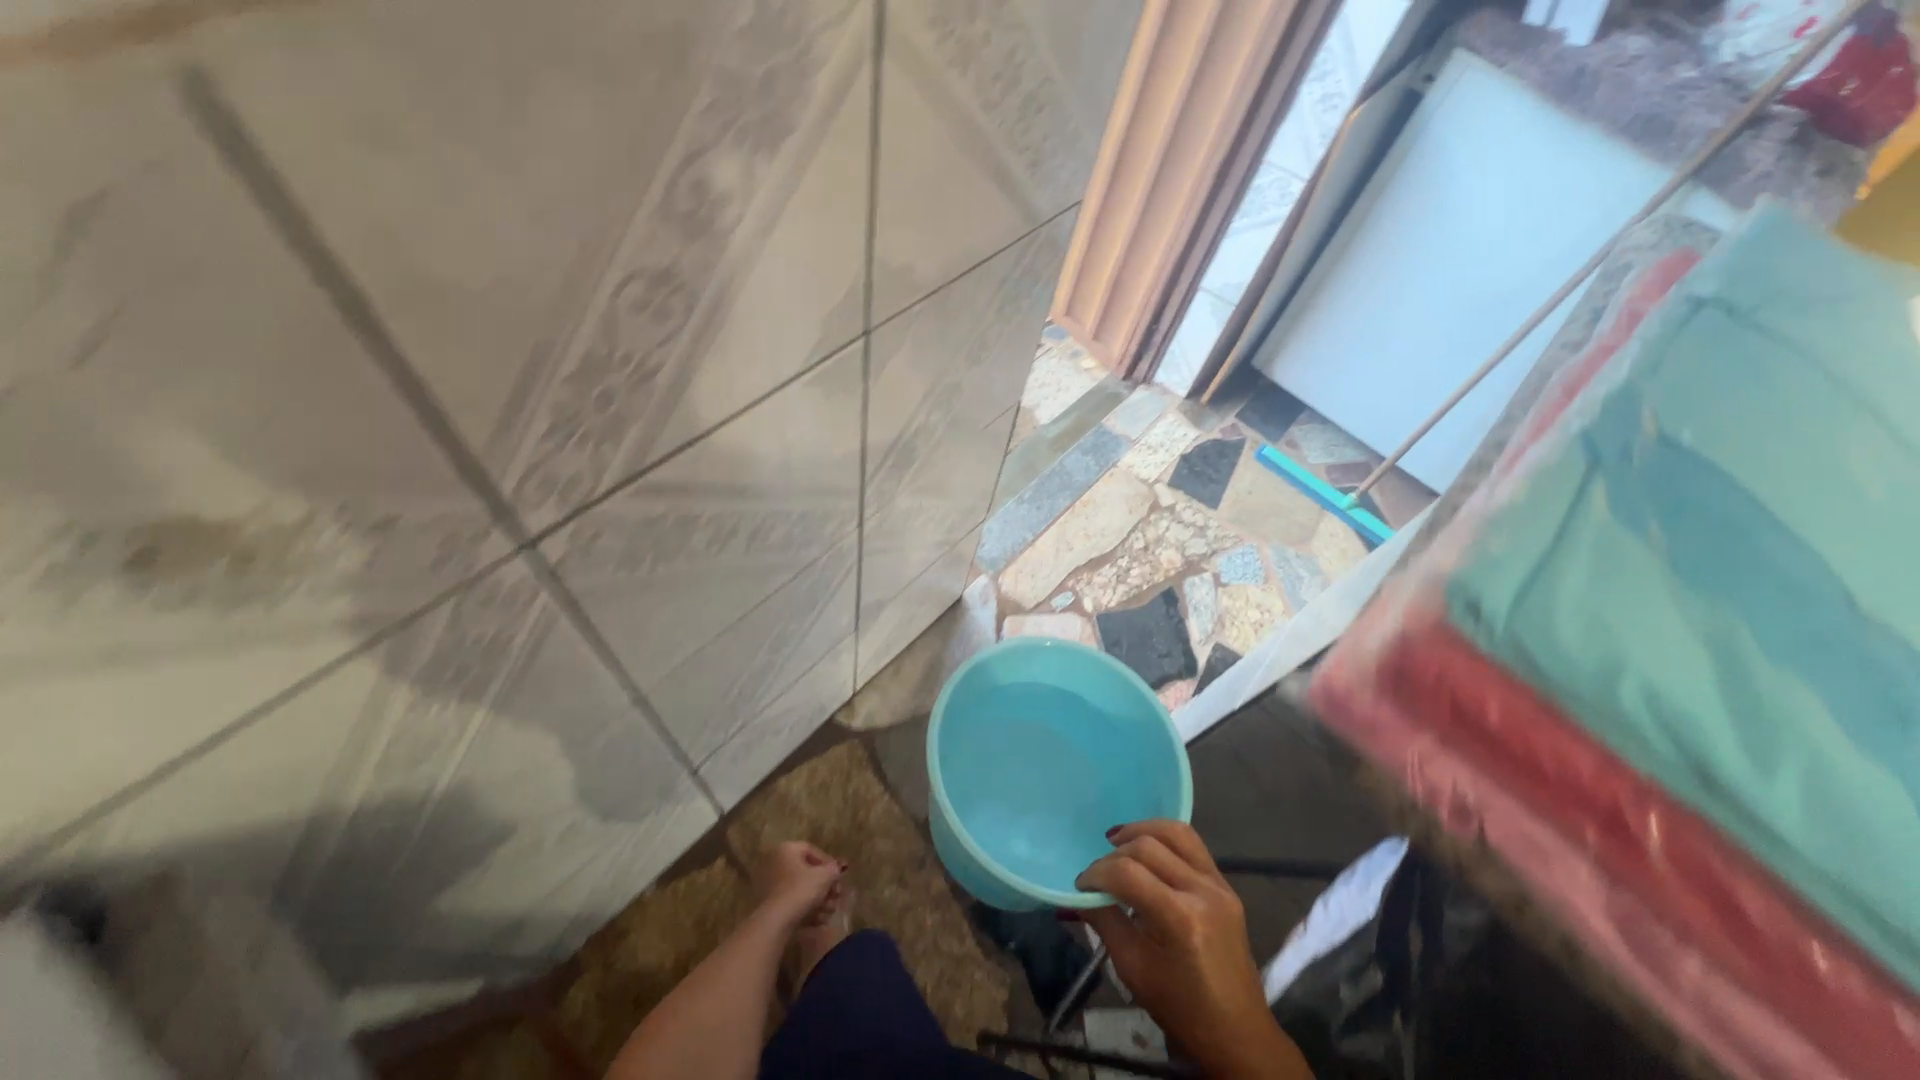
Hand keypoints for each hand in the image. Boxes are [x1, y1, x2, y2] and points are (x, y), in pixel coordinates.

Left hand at [755, 841, 845, 926]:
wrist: (776, 921)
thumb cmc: (801, 890)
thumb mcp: (826, 876)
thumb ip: (834, 869)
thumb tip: (835, 870)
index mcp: (786, 850)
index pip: (812, 850)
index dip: (829, 863)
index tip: (839, 876)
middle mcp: (775, 863)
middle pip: (807, 872)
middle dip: (825, 885)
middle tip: (836, 896)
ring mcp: (770, 885)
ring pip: (801, 889)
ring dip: (819, 900)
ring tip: (829, 911)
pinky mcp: (769, 904)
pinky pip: (792, 902)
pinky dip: (806, 909)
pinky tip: (818, 919)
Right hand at [1077, 821, 1308, 1079]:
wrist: (1236, 1030)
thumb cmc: (1180, 1007)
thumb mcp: (1132, 968)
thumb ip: (1105, 922)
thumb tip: (1078, 895)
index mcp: (1181, 918)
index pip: (1127, 873)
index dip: (1096, 873)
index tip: (1080, 887)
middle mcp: (1203, 891)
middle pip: (1148, 846)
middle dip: (1113, 854)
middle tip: (1097, 875)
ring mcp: (1220, 885)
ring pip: (1176, 833)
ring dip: (1141, 832)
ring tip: (1116, 843)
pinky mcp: (1226, 886)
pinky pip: (1193, 846)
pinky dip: (1164, 840)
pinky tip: (1145, 852)